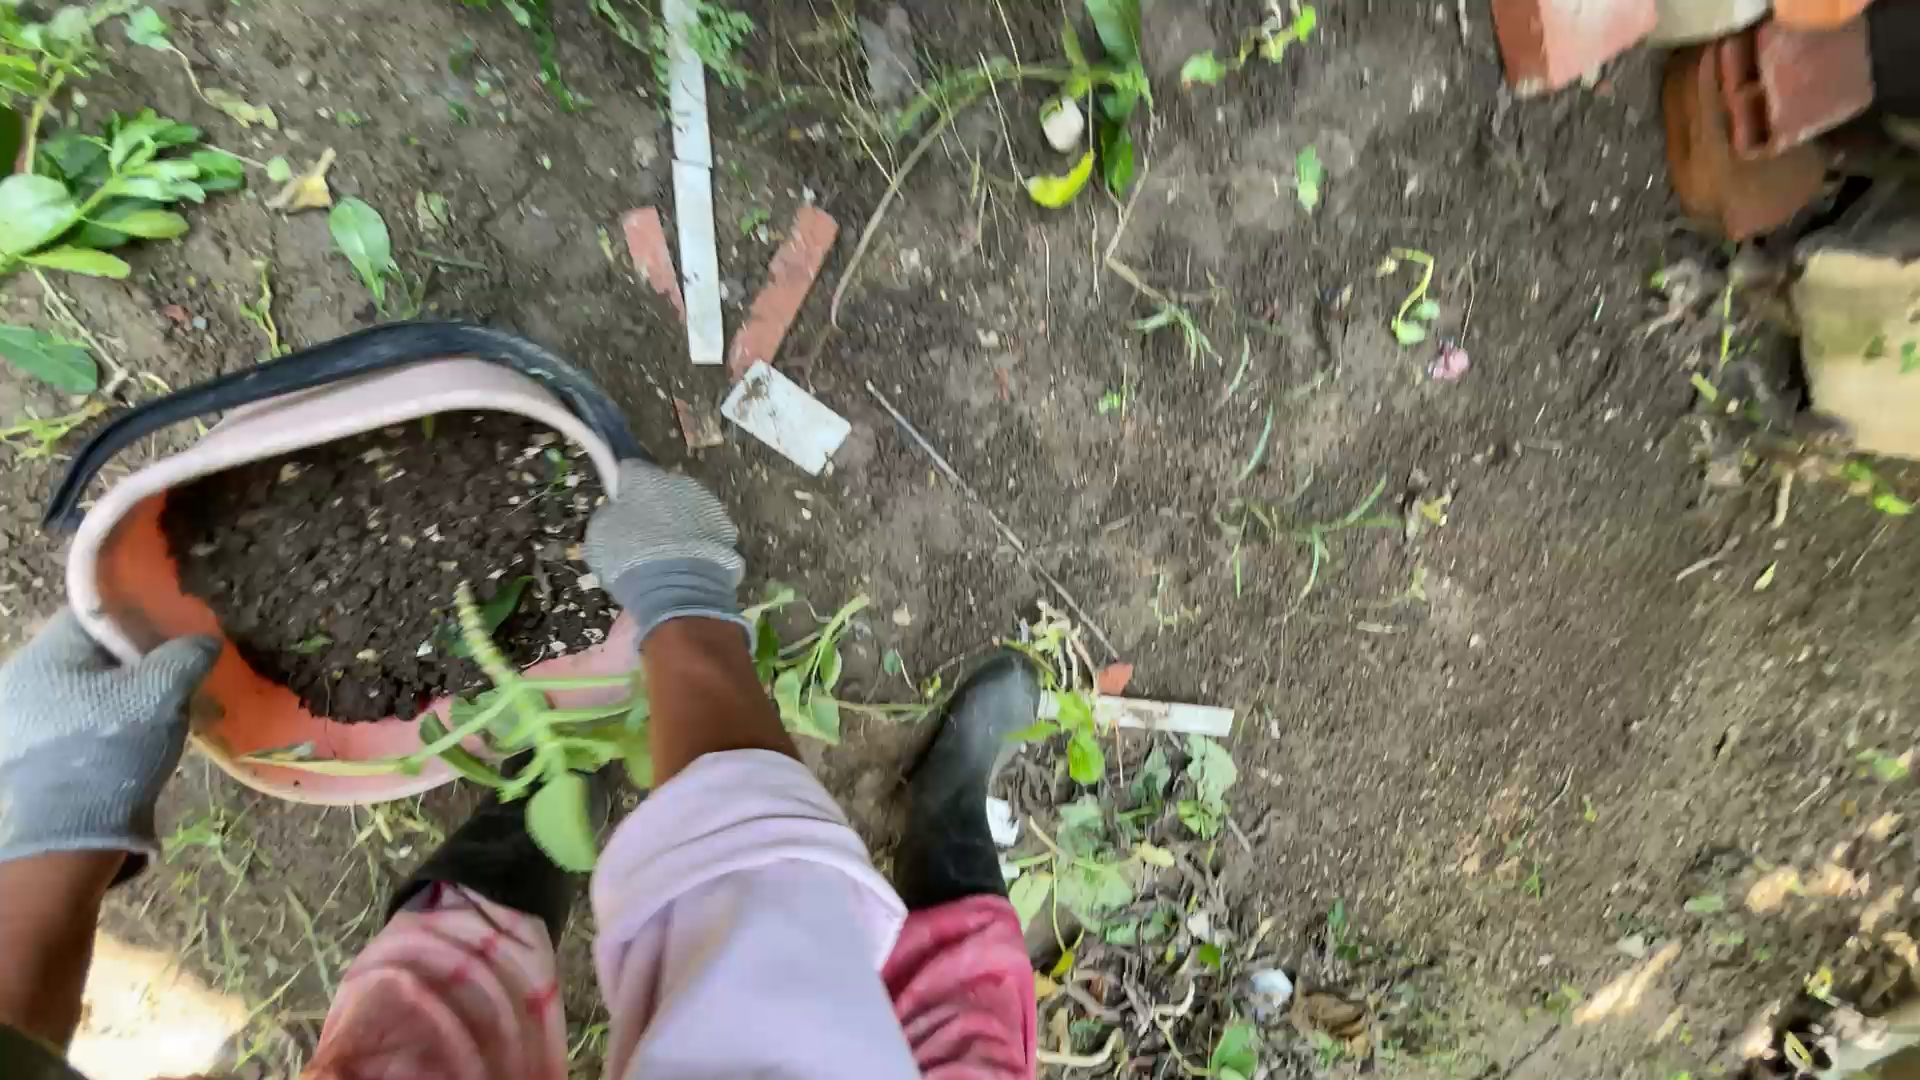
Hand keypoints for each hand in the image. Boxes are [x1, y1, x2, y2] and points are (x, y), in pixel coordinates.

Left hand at [0, 610, 218, 874]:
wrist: (74, 821)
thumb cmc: (113, 743)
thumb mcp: (164, 689)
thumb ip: (187, 653)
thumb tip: (201, 640)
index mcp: (42, 658)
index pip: (92, 614)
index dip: (138, 612)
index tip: (178, 622)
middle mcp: (20, 679)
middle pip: (90, 649)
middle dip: (137, 652)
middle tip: (181, 661)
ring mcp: (22, 715)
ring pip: (88, 680)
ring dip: (128, 682)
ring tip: (168, 694)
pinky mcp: (33, 743)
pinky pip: (80, 708)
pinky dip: (114, 707)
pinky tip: (141, 722)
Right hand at [585, 460, 749, 642]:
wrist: (679, 586)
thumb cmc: (631, 558)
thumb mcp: (600, 535)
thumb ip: (610, 513)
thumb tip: (618, 507)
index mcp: (645, 477)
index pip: (631, 470)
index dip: (624, 488)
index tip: (621, 505)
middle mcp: (680, 482)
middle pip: (663, 487)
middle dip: (655, 503)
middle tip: (645, 532)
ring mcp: (708, 504)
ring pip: (688, 506)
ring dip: (680, 520)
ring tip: (669, 550)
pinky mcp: (727, 527)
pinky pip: (706, 528)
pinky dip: (699, 538)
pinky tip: (690, 559)